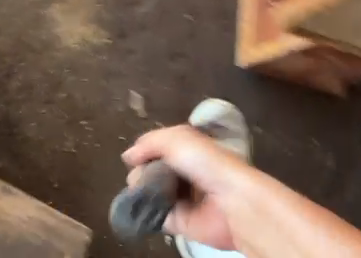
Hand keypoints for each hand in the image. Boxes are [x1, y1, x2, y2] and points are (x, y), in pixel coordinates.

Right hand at [123, 125, 251, 250]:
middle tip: (136, 175)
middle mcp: (183, 172)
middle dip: (140, 170)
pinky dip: (146, 212)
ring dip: (141, 190)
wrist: (232, 203)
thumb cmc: (206, 164)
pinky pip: (157, 215)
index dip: (143, 149)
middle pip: (152, 169)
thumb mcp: (177, 138)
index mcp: (186, 149)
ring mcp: (182, 198)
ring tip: (138, 190)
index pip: (157, 147)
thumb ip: (150, 142)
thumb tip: (128, 156)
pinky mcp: (181, 222)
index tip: (132, 156)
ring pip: (152, 191)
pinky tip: (138, 206)